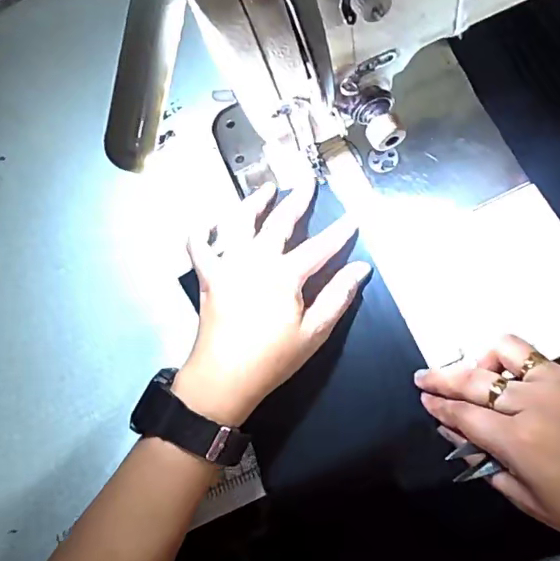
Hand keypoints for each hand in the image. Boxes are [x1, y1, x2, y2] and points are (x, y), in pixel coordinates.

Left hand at [175, 183, 371, 426]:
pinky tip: (212, 220)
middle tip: (307, 182)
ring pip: (238, 222)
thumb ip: (338, 296)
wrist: (222, 379)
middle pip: (279, 222)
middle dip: (297, 200)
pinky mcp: (209, 277)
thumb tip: (359, 270)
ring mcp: (228, 266)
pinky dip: (204, 229)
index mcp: (284, 276)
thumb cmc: (271, 359)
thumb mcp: (314, 332)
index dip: (340, 232)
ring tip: (266, 189)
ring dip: (252, 202)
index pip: (320, 247)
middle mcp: (254, 262)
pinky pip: (199, 245)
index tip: (354, 218)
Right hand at [415, 335, 559, 560]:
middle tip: (426, 376)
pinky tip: (527, 389)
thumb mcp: (533, 503)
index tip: (423, 397)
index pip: (464, 413)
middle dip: (445, 377)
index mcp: (520, 440)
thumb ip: (492, 465)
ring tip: (478, 372)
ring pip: (510, 352)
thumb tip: (462, 438)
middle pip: (477, 378)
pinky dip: (525, 371)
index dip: (438, 405)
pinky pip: (545, 363)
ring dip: (485, 360)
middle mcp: (537, 401)